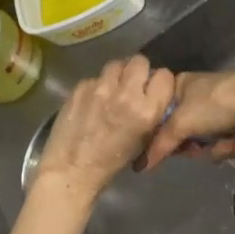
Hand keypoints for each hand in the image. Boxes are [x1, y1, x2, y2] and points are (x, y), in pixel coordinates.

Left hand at [36, 55, 173, 198]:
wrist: (70, 172)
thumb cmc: (110, 163)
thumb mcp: (143, 140)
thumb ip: (152, 113)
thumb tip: (153, 95)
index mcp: (146, 111)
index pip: (164, 76)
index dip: (159, 82)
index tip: (152, 90)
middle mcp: (126, 94)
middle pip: (140, 61)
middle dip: (138, 72)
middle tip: (130, 86)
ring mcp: (101, 88)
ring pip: (117, 64)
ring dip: (117, 75)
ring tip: (110, 90)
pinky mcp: (81, 87)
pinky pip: (95, 77)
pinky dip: (96, 86)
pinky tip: (91, 102)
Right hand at [140, 70, 234, 171]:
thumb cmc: (215, 104)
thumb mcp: (181, 122)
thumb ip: (160, 144)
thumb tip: (141, 165)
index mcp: (179, 88)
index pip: (160, 117)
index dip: (161, 137)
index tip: (162, 152)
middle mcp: (196, 100)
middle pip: (184, 136)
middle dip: (196, 147)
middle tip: (197, 149)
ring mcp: (217, 113)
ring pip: (206, 146)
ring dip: (218, 149)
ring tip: (226, 141)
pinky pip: (225, 146)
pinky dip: (233, 146)